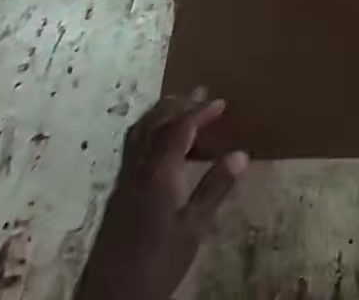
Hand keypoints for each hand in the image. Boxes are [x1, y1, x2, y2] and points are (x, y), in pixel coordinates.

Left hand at [77, 89, 248, 299]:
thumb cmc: (156, 266)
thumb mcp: (193, 230)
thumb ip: (214, 189)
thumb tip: (241, 154)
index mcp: (157, 175)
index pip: (179, 130)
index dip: (200, 112)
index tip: (221, 102)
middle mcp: (137, 171)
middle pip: (154, 124)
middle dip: (177, 104)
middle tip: (199, 92)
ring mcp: (123, 184)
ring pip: (139, 134)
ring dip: (160, 114)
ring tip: (179, 107)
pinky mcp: (118, 197)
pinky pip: (133, 149)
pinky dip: (150, 133)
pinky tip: (161, 146)